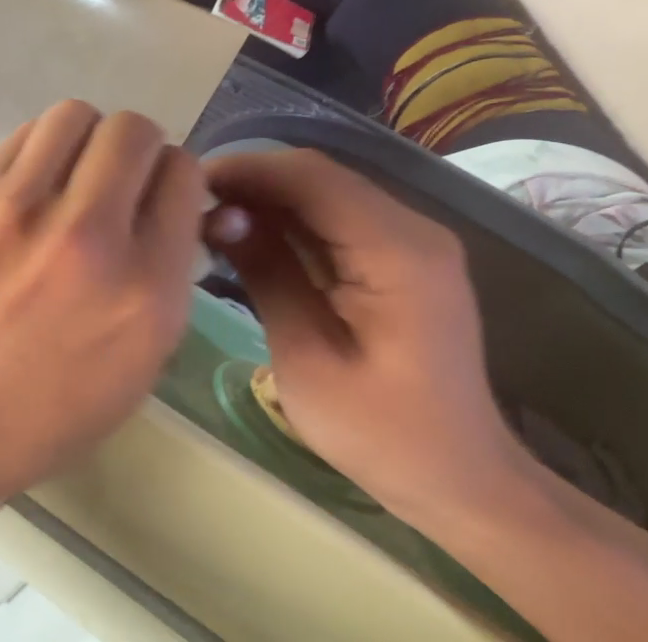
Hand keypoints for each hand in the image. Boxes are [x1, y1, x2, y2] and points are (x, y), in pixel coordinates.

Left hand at [0, 100, 206, 509]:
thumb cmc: (34, 420)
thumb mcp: (133, 370)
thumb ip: (163, 283)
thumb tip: (167, 215)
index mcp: (146, 292)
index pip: (183, 177)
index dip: (175, 182)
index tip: (157, 199)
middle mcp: (90, 236)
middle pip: (134, 131)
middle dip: (138, 149)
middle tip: (117, 181)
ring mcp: (22, 208)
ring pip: (76, 114)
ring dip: (86, 138)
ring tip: (71, 175)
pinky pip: (23, 137)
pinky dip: (38, 151)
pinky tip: (27, 188)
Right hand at [203, 149, 535, 524]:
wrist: (460, 478)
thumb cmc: (381, 432)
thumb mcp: (307, 358)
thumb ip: (268, 275)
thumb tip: (221, 215)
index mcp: (397, 252)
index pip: (311, 177)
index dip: (246, 169)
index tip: (187, 186)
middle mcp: (413, 230)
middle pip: (320, 177)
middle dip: (252, 182)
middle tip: (190, 206)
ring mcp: (414, 241)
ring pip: (327, 192)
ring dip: (269, 199)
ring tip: (210, 220)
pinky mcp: (405, 258)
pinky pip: (340, 218)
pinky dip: (292, 220)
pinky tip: (253, 238)